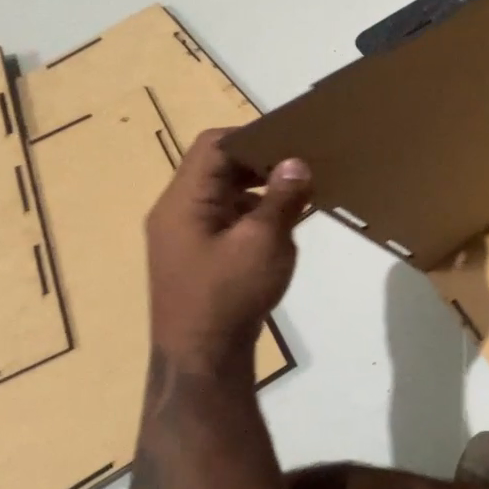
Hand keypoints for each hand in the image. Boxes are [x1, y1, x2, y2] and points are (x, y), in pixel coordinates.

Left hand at [145, 129, 312, 370]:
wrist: (202, 353)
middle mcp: (179, 210)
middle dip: (264, 159)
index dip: (254, 135)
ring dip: (265, 184)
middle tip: (310, 159)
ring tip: (308, 186)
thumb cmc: (229, 293)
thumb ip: (281, 199)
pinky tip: (292, 217)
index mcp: (183, 202)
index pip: (213, 146)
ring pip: (227, 190)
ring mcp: (188, 232)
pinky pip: (231, 213)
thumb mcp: (264, 241)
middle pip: (219, 166)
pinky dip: (260, 207)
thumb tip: (296, 161)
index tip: (297, 137)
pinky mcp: (202, 250)